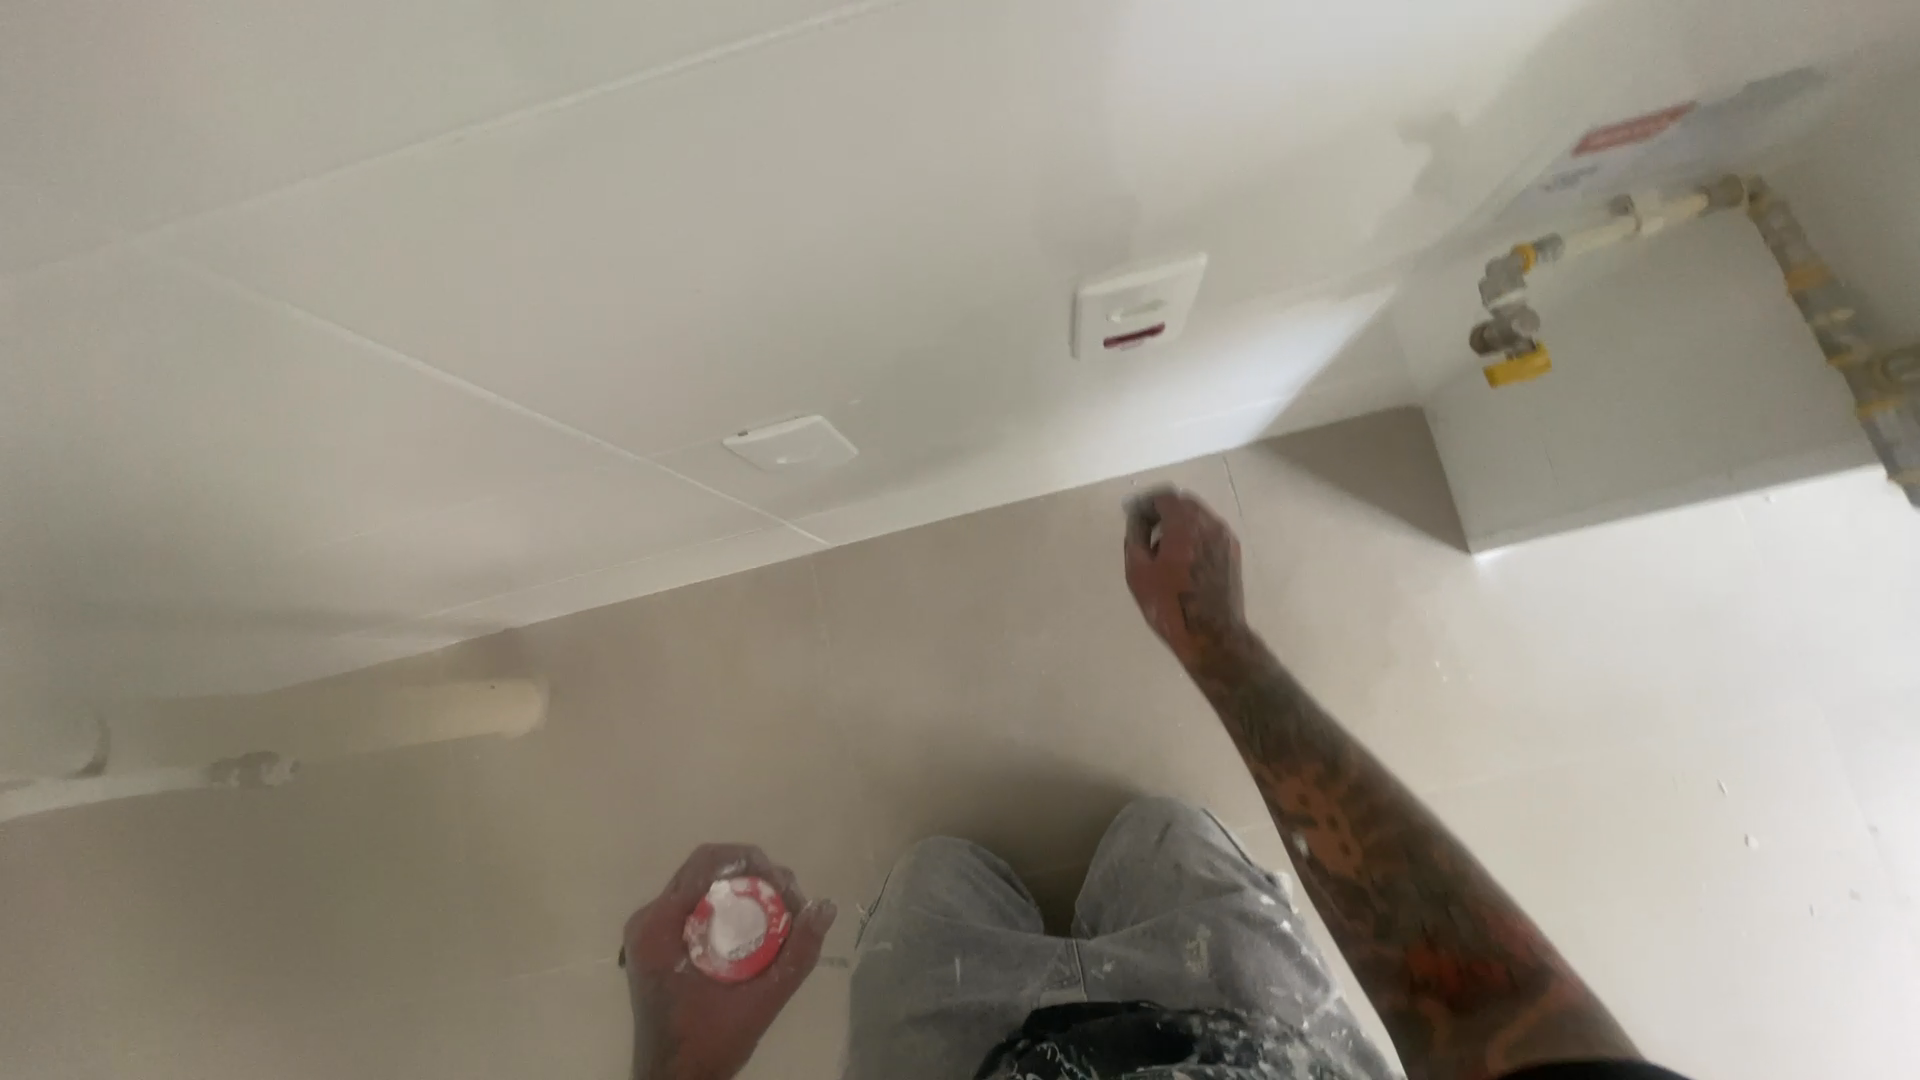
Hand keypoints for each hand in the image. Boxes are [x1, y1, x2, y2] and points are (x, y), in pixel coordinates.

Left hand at [623, 844, 836, 1079]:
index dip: (753, 863)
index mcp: (659, 926)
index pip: (708, 863)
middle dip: (756, 875)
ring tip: (781, 913)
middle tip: (789, 902)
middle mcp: (649, 919)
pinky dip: (732, 904)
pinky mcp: (659, 940)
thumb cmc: (709, 1046)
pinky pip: (700, 902)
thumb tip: (826, 905)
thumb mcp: (760, 1001)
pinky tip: (759, 927)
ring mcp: (651, 929)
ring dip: (747, 888)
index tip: (785, 889)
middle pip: (708, 868)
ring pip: (705, 882)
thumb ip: (797, 954)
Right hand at [1123, 488, 1248, 669]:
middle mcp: (1210, 524)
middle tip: (1143, 529)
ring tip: (1160, 547)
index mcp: (1185, 524)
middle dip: (1161, 510)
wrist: (1212, 635)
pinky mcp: (1232, 553)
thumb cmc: (1169, 604)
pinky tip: (1179, 558)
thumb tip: (1137, 519)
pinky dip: (1191, 534)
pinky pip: (1208, 532)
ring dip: (1177, 522)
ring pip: (1197, 516)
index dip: (1144, 503)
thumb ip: (1135, 537)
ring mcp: (1225, 538)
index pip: (1164, 497)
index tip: (1131, 515)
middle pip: (1183, 503)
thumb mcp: (1138, 571)